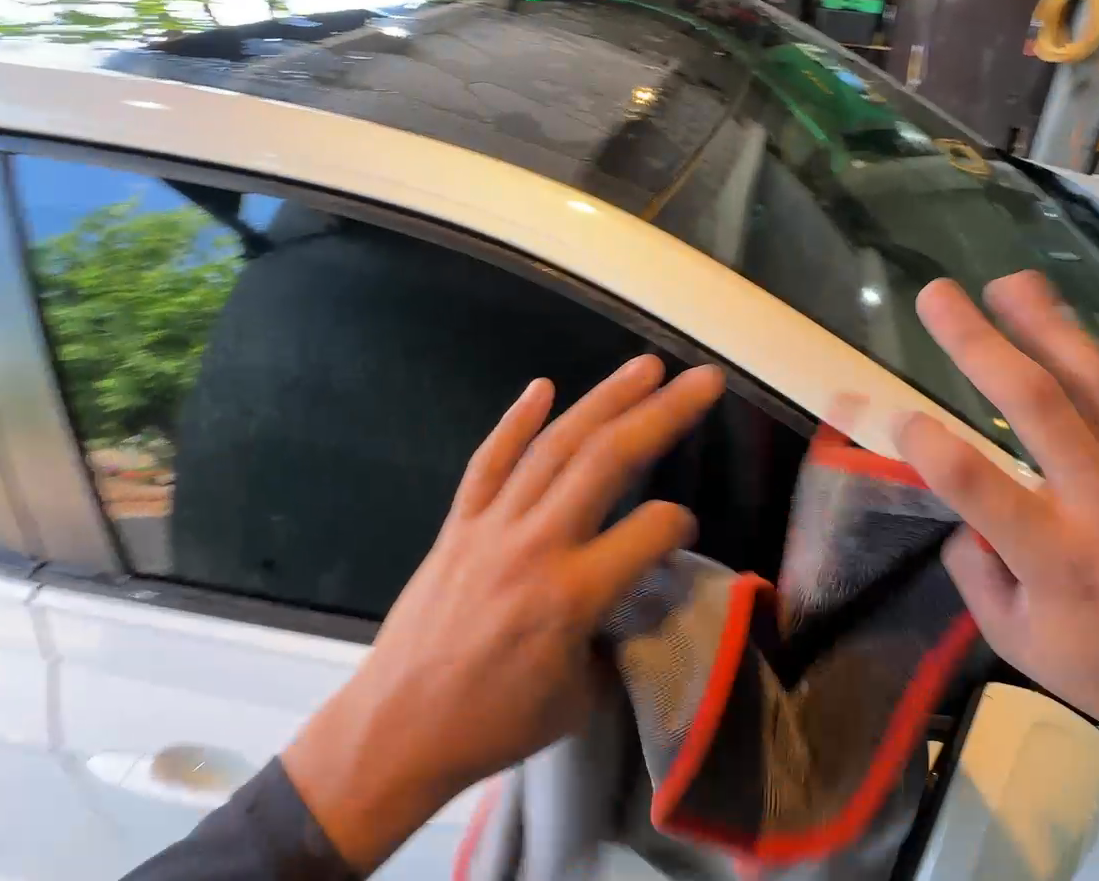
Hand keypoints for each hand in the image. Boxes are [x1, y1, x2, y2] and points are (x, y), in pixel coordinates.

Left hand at [282, 355, 724, 871]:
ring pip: (555, 447)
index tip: (684, 531)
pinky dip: (516, 421)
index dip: (680, 524)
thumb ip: (620, 641)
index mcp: (571, 596)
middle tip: (704, 380)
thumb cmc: (494, 725)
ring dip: (605, 399)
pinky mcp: (459, 524)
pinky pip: (488, 462)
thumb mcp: (580, 698)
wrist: (394, 731)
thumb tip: (641, 600)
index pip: (650, 531)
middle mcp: (536, 545)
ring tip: (646, 367)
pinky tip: (542, 386)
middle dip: (663, 413)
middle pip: (607, 461)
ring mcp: (492, 526)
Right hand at [895, 272, 1098, 880]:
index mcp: (1055, 559)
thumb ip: (979, 577)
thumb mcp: (1021, 649)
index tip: (895, 415)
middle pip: (1036, 406)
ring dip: (1052, 327)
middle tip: (936, 295)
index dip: (929, 446)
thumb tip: (964, 517)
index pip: (976, 486)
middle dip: (978, 343)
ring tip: (1012, 282)